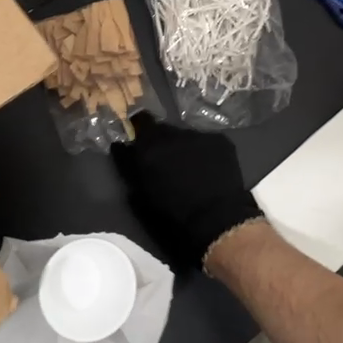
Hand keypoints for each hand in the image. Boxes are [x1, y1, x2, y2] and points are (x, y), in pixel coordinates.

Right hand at [112, 115, 264, 269]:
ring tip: (191, 167)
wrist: (218, 221)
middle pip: (162, 129)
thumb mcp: (142, 196)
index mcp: (149, 148)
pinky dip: (204, 151)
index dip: (140, 131)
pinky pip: (206, 141)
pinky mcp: (220, 140)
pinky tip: (210, 168)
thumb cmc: (174, 217)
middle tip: (167, 161)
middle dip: (162, 142)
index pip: (140, 122)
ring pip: (185, 136)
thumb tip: (122, 147)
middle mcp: (172, 135)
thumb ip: (130, 167)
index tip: (141, 141)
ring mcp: (198, 135)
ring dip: (183, 147)